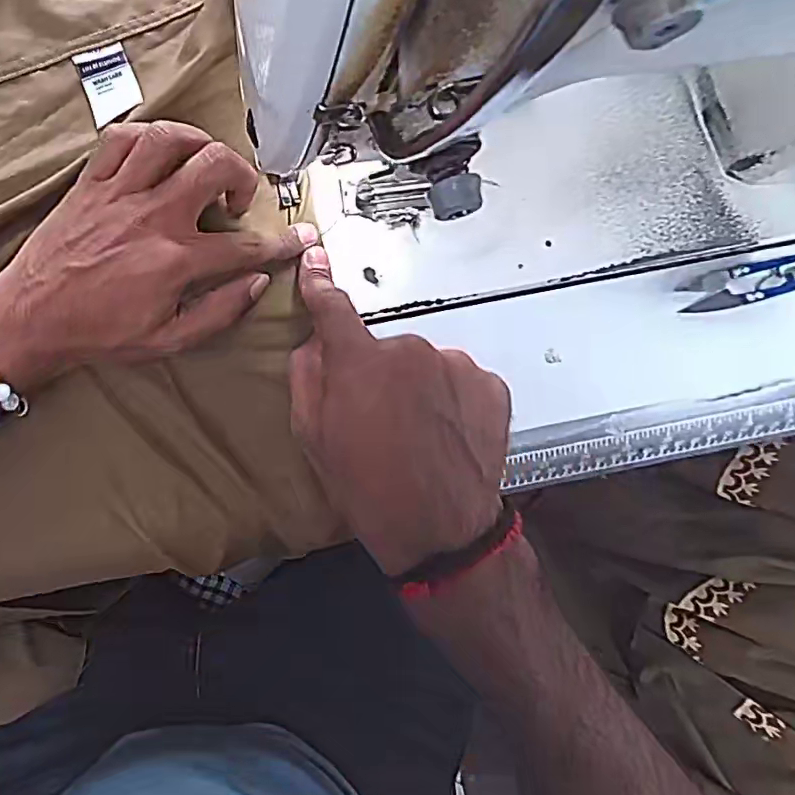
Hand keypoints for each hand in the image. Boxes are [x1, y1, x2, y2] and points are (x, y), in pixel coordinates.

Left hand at [0, 121, 313, 392]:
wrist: (31, 319)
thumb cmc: (94, 333)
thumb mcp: (165, 340)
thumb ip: (217, 312)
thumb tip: (254, 285)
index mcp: (173, 260)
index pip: (243, 245)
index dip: (278, 243)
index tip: (293, 238)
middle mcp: (150, 218)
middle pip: (215, 167)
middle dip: (242, 176)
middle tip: (236, 199)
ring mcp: (118, 195)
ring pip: (169, 139)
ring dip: (197, 143)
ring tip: (202, 163)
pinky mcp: (89, 185)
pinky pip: (119, 138)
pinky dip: (144, 135)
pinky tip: (155, 153)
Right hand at [288, 244, 511, 574]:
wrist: (439, 530)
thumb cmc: (372, 490)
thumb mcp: (313, 436)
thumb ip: (306, 377)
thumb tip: (313, 346)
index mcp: (359, 362)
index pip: (333, 306)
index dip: (319, 283)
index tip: (316, 264)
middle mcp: (409, 352)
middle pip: (381, 347)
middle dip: (375, 373)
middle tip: (374, 420)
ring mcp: (454, 366)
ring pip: (421, 363)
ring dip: (414, 388)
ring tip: (412, 434)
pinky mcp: (488, 384)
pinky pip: (456, 377)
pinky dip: (447, 398)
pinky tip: (440, 432)